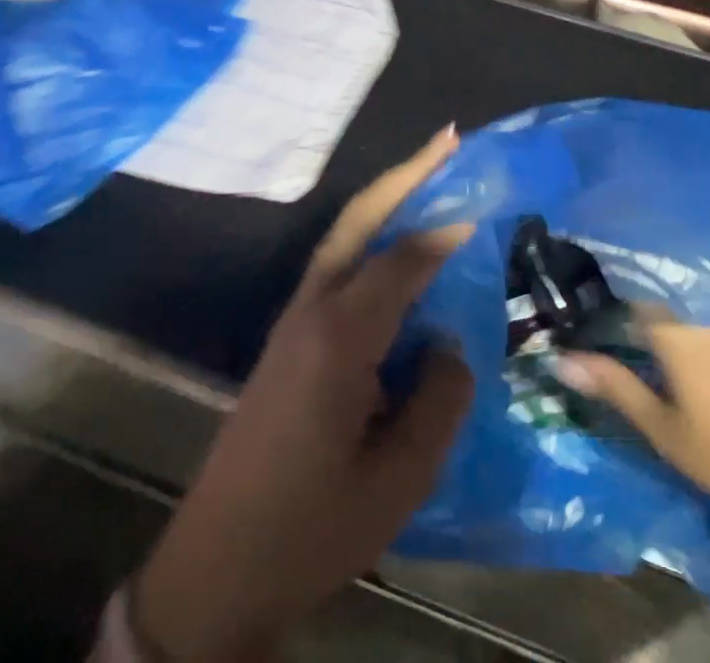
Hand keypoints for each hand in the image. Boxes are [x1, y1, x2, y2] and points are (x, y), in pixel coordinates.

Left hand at [134, 127, 474, 660]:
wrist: (218, 570)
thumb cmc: (314, 527)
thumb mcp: (401, 474)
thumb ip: (439, 399)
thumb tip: (449, 348)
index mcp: (338, 340)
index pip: (402, 261)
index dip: (449, 229)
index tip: (492, 201)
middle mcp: (309, 316)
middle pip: (357, 224)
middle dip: (404, 177)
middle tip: (448, 140)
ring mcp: (290, 330)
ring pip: (342, 245)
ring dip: (386, 206)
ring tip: (434, 181)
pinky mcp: (286, 350)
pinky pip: (336, 278)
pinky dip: (372, 249)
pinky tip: (402, 263)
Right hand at [558, 324, 709, 662]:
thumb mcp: (665, 432)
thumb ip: (615, 390)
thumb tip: (561, 359)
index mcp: (681, 337)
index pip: (634, 311)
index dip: (611, 323)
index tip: (595, 346)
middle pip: (671, 322)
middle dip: (648, 342)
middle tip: (636, 379)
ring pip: (706, 336)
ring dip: (687, 355)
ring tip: (681, 396)